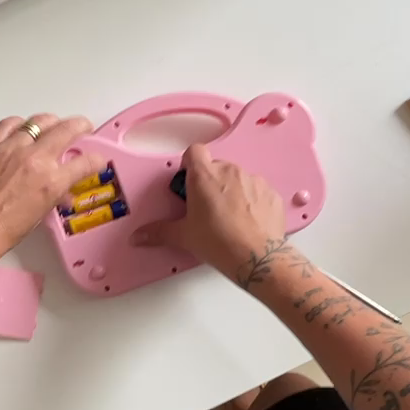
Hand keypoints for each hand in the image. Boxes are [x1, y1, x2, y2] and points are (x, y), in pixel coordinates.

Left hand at [0, 114, 93, 269]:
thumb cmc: (2, 232)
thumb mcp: (38, 216)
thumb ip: (54, 196)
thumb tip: (63, 192)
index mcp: (52, 181)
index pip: (85, 162)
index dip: (96, 159)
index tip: (95, 159)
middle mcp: (35, 159)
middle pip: (67, 129)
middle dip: (80, 126)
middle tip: (83, 127)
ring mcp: (11, 148)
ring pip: (40, 121)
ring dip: (52, 122)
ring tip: (54, 125)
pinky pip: (10, 124)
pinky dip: (21, 124)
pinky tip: (23, 128)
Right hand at [133, 143, 288, 286]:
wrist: (258, 257)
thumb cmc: (219, 242)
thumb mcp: (184, 236)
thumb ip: (159, 232)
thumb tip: (139, 236)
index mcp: (204, 176)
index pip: (194, 151)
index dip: (189, 163)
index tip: (187, 180)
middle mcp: (229, 171)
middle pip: (216, 167)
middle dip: (210, 182)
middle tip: (205, 208)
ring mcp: (253, 180)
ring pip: (237, 178)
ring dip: (231, 191)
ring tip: (227, 218)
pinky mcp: (270, 193)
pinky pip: (257, 191)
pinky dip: (251, 202)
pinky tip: (246, 222)